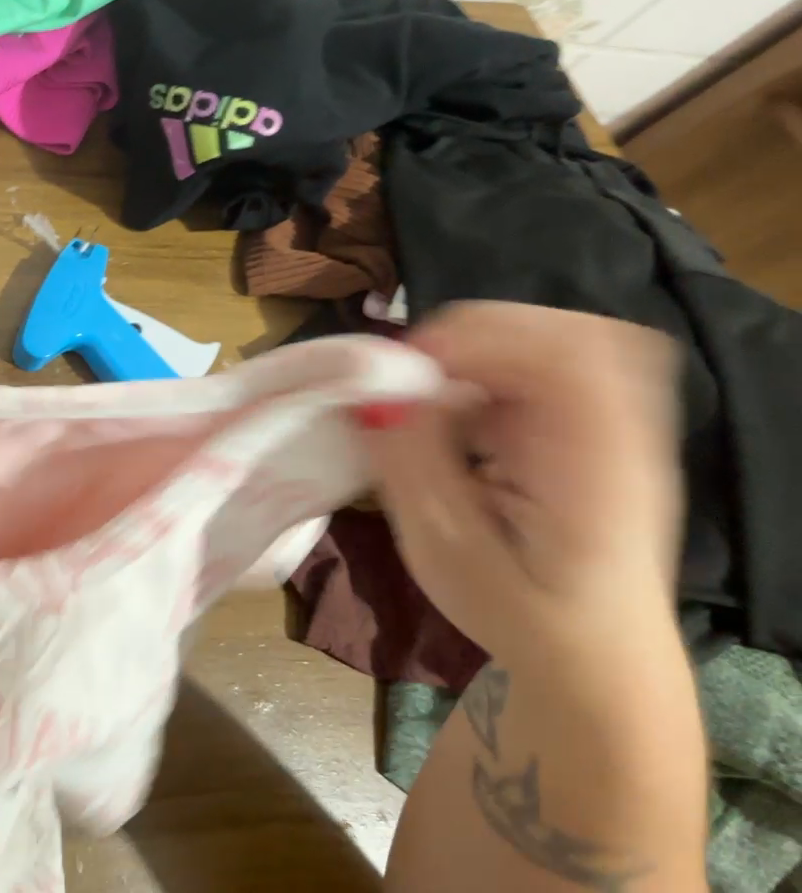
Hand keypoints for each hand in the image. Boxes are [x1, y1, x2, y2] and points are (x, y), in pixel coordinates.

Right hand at [358, 302, 683, 670]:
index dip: (480, 340)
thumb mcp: (444, 543)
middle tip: (413, 368)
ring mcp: (616, 431)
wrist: (594, 661)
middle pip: (576, 336)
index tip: (405, 367)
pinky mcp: (596, 436)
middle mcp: (621, 434)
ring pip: (565, 345)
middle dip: (482, 333)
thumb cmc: (516, 611)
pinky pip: (553, 373)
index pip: (567, 360)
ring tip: (428, 385)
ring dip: (487, 349)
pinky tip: (457, 407)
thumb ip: (409, 459)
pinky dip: (495, 370)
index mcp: (595, 464)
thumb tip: (372, 394)